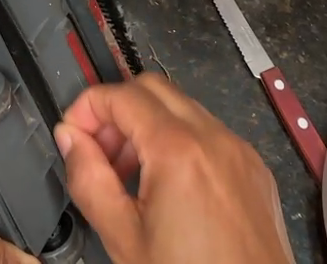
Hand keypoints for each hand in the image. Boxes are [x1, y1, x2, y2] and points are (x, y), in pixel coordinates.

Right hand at [55, 74, 294, 263]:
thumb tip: (71, 139)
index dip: (87, 108)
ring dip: (147, 124)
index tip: (72, 133)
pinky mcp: (255, 170)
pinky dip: (179, 140)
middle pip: (151, 88)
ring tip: (129, 174)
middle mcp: (214, 139)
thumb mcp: (123, 238)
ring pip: (181, 106)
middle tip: (98, 150)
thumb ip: (88, 179)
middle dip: (117, 110)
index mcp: (179, 150)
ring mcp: (239, 152)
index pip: (120, 95)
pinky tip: (166, 185)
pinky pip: (209, 132)